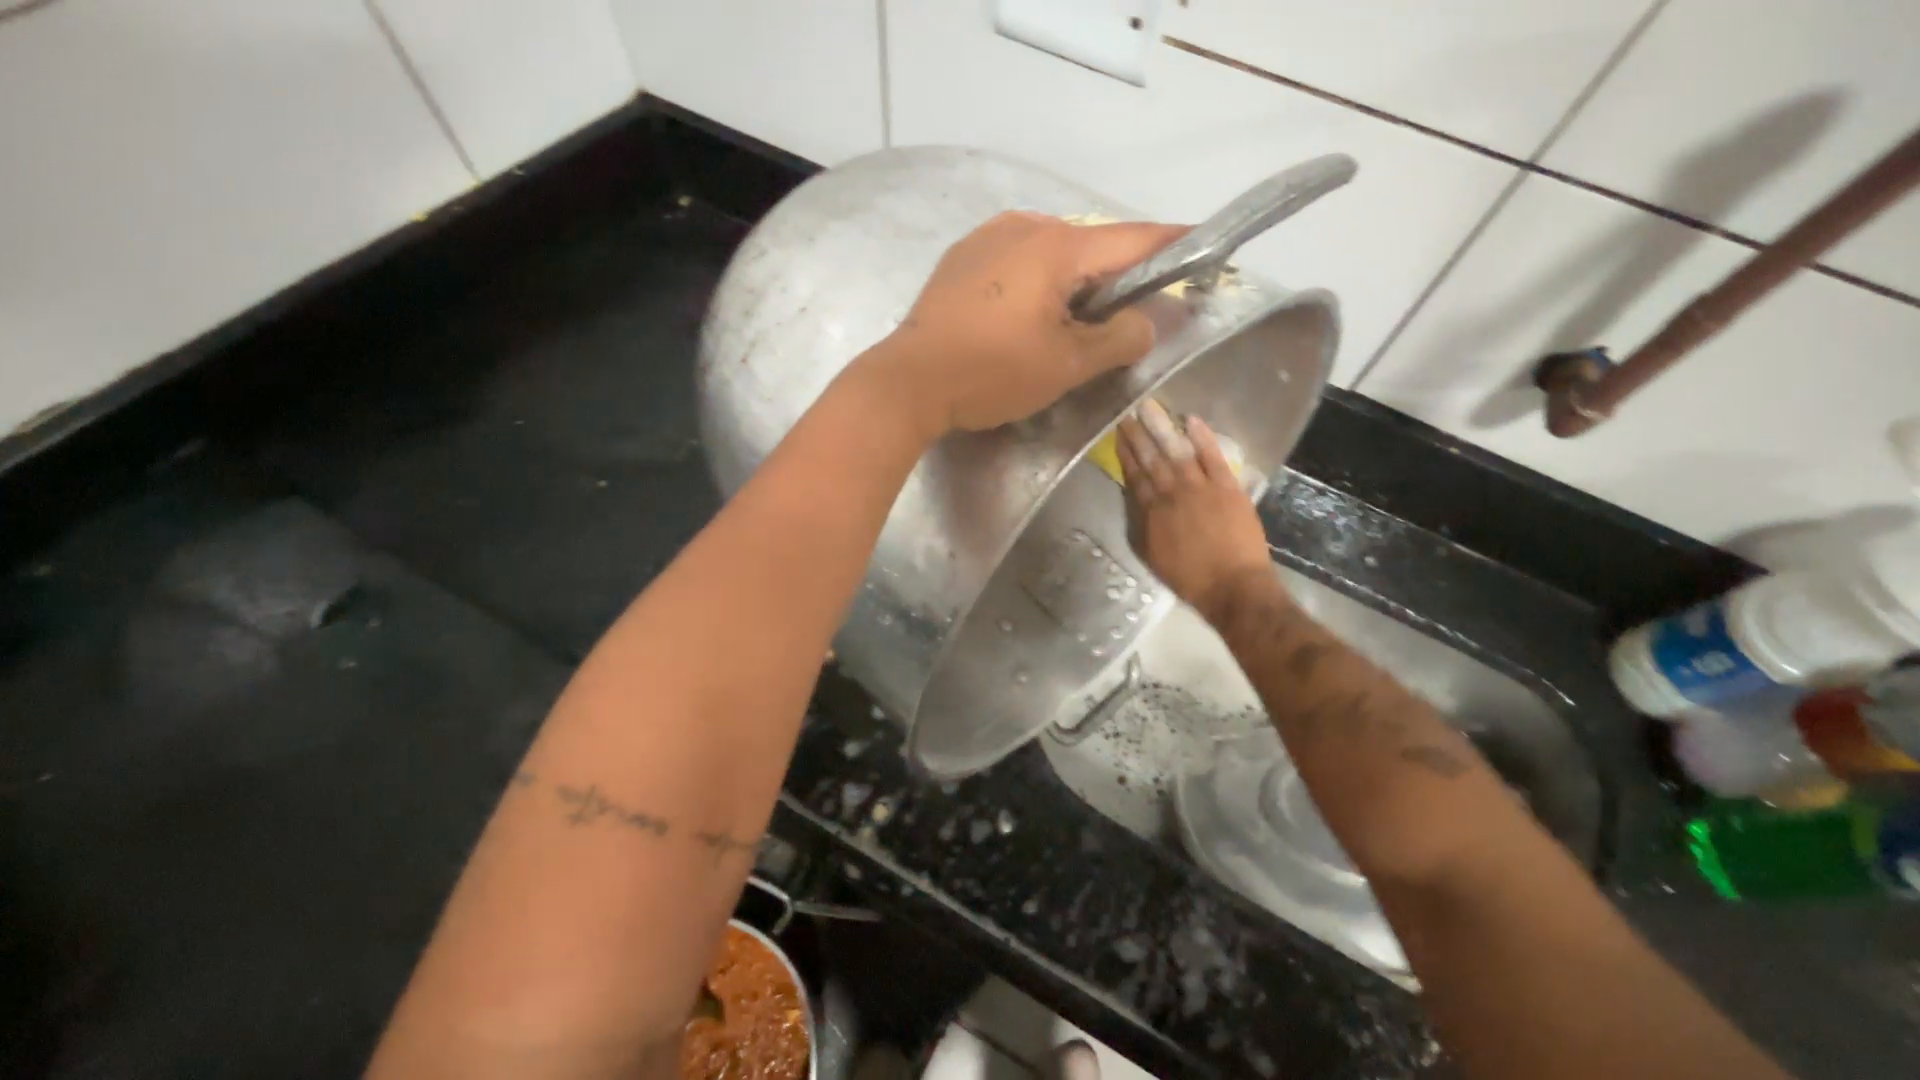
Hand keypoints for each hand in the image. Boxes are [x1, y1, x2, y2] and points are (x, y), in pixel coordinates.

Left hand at [866, 212, 1186, 434]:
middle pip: (1090, 245)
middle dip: (1115, 275)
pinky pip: (1018, 259)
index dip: (1172, 244)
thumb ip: (1120, 338)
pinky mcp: (962, 256)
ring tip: (1069, 324)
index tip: (1203, 245)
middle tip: (1126, 316)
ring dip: (1072, 280)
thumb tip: (1145, 321)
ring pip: (1052, 252)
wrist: (908, 383)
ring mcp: (987, 236)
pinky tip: (1026, 316)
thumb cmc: (991, 374)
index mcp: (1056, 246)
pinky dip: (1037, 280)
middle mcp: (1023, 225)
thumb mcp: (1066, 365)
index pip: (1131, 238)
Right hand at [1115, 400, 1272, 619]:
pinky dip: (1203, 438)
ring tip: (1151, 408)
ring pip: (1177, 452)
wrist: (1232, 586)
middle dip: (1139, 435)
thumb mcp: (1154, 556)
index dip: (1126, 455)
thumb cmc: (1191, 579)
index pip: (1136, 477)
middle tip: (1128, 412)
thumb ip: (1144, 526)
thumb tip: (1137, 502)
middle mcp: (1173, 495)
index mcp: (1153, 513)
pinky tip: (1191, 420)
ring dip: (1163, 429)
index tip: (1118, 435)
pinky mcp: (1227, 488)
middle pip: (1152, 460)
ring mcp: (1201, 488)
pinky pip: (1213, 457)